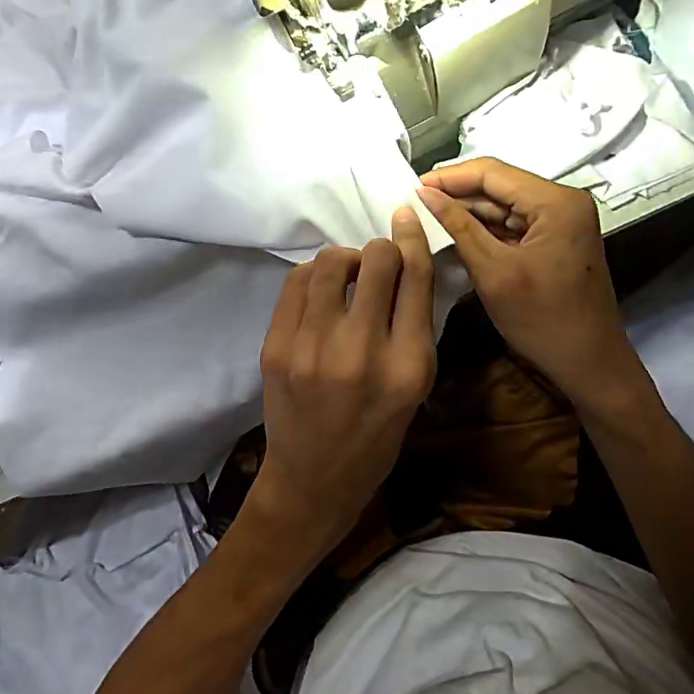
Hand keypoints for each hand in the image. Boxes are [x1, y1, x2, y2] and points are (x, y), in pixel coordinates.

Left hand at [251, 207, 437, 560]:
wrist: (314, 477)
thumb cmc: (377, 435)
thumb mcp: (416, 386)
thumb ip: (414, 324)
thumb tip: (405, 257)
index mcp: (409, 365)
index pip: (415, 276)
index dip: (412, 238)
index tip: (405, 217)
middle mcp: (362, 351)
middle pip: (377, 259)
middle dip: (381, 250)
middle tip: (377, 264)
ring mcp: (312, 348)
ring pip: (332, 261)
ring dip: (346, 260)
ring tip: (347, 278)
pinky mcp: (276, 347)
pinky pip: (297, 280)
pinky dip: (314, 275)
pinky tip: (321, 291)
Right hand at [418, 157, 636, 402]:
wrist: (589, 363)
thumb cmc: (543, 321)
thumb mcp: (493, 271)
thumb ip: (458, 226)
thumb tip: (425, 194)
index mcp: (556, 202)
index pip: (493, 172)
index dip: (450, 177)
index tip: (413, 186)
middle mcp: (563, 201)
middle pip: (500, 185)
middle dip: (457, 194)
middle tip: (415, 203)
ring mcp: (562, 220)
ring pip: (504, 205)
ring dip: (468, 211)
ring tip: (427, 216)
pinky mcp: (556, 238)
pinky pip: (514, 224)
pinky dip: (485, 228)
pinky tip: (454, 233)